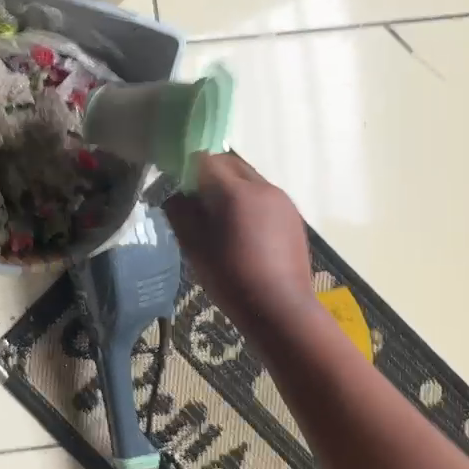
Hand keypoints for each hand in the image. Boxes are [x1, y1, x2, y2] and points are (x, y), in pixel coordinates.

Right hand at [163, 153, 316, 330]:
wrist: (280, 308)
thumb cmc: (229, 277)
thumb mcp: (192, 245)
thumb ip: (179, 211)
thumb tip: (175, 194)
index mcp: (235, 192)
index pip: (205, 159)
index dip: (186, 168)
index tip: (175, 185)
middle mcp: (262, 187)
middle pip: (230, 164)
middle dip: (209, 174)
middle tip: (194, 200)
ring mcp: (282, 200)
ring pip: (248, 179)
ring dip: (230, 188)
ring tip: (219, 218)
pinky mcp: (293, 216)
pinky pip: (264, 196)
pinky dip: (248, 202)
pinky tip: (242, 231)